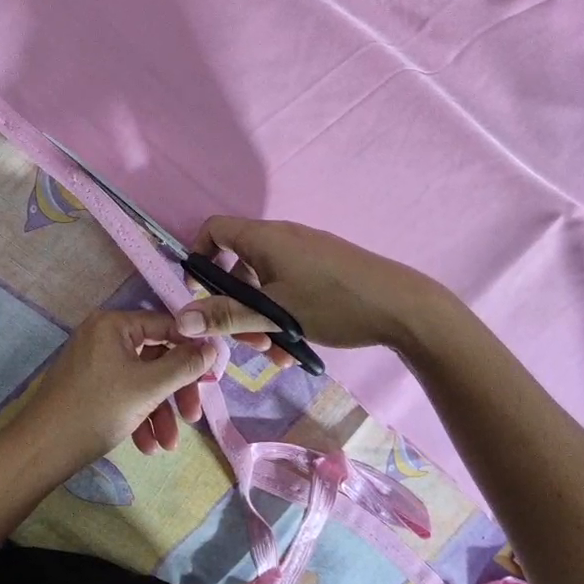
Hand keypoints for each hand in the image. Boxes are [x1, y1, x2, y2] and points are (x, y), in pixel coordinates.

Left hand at [13, 310, 221, 470]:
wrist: (40, 451)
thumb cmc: (96, 410)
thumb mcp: (147, 388)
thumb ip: (184, 366)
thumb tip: (213, 347)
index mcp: (114, 324)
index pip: (166, 325)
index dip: (193, 349)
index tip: (214, 374)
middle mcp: (104, 335)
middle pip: (156, 356)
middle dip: (175, 391)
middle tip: (194, 417)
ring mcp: (95, 360)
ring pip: (142, 380)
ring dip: (159, 411)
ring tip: (168, 445)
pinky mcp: (90, 385)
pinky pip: (125, 392)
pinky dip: (139, 415)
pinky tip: (146, 446)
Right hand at [176, 217, 448, 352]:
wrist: (403, 306)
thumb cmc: (333, 303)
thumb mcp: (275, 313)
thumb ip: (226, 315)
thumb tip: (180, 319)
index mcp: (264, 237)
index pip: (213, 230)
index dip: (198, 259)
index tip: (199, 296)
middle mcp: (281, 237)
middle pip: (238, 263)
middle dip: (234, 303)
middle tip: (246, 341)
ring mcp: (305, 251)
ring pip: (265, 282)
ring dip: (260, 317)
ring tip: (276, 353)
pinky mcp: (324, 267)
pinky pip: (287, 286)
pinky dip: (282, 313)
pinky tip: (296, 347)